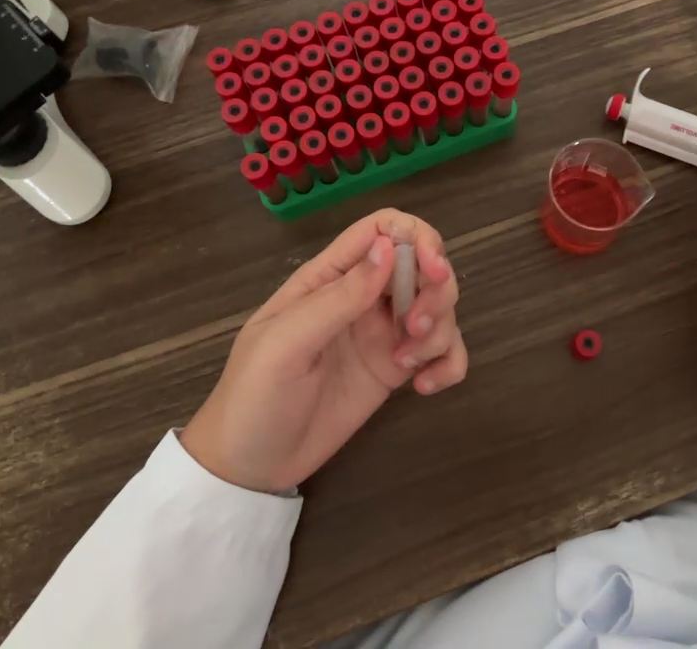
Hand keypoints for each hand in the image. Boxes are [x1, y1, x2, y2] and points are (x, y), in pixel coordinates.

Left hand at [180, 209, 466, 492]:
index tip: (432, 270)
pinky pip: (441, 350)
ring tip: (409, 366)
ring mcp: (381, 333)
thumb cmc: (254, 396)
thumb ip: (339, 296)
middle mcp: (361, 297)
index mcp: (328, 277)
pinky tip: (426, 387)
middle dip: (436, 290)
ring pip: (438, 306)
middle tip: (416, 329)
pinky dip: (448, 362)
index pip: (382, 229)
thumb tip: (388, 247)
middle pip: (421, 265)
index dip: (417, 237)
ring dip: (440, 329)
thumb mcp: (287, 343)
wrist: (248, 468)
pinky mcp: (395, 370)